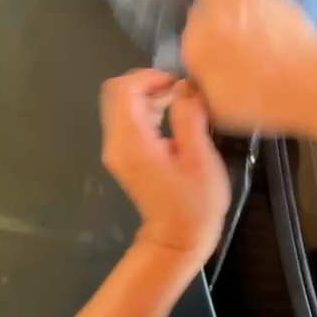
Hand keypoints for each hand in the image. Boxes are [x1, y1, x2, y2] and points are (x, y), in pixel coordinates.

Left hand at [100, 70, 230, 266]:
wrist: (178, 240)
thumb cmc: (195, 203)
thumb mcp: (200, 158)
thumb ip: (189, 117)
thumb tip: (185, 86)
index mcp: (132, 142)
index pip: (124, 89)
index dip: (150, 77)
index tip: (179, 84)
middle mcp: (116, 143)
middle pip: (118, 92)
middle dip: (149, 83)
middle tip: (181, 91)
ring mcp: (118, 149)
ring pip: (123, 103)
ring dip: (150, 95)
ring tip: (182, 102)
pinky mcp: (125, 154)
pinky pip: (129, 118)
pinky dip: (148, 108)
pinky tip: (173, 116)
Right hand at [181, 0, 316, 134]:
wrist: (309, 83)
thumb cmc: (265, 103)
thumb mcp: (220, 112)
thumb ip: (199, 93)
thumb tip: (194, 82)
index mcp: (193, 49)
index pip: (188, 39)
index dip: (204, 45)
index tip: (218, 51)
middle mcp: (205, 19)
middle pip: (196, 5)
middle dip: (207, 13)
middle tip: (224, 24)